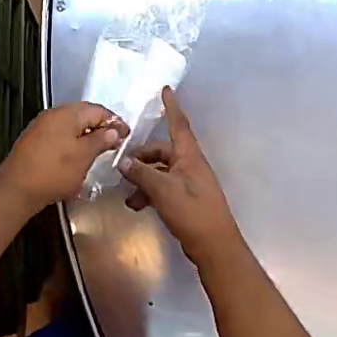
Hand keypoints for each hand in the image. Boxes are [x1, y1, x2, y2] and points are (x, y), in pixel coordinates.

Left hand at [0, 102, 129, 211]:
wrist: (16, 189)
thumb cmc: (53, 172)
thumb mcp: (83, 157)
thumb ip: (100, 140)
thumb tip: (113, 130)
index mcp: (66, 114)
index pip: (98, 110)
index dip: (114, 121)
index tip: (126, 134)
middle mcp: (52, 115)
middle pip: (83, 114)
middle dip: (100, 127)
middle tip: (114, 141)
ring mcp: (41, 127)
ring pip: (70, 125)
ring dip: (86, 135)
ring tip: (97, 150)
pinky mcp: (34, 141)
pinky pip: (59, 135)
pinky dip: (72, 142)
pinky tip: (77, 156)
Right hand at [121, 88, 241, 266]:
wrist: (214, 246)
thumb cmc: (192, 212)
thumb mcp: (162, 190)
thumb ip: (141, 174)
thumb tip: (123, 161)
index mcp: (189, 157)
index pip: (178, 125)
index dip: (171, 107)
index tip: (166, 89)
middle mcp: (190, 165)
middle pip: (162, 152)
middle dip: (141, 157)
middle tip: (121, 166)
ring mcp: (189, 182)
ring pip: (160, 172)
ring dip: (142, 180)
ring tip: (128, 196)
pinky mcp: (186, 199)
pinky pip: (163, 187)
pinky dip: (149, 192)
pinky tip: (137, 206)